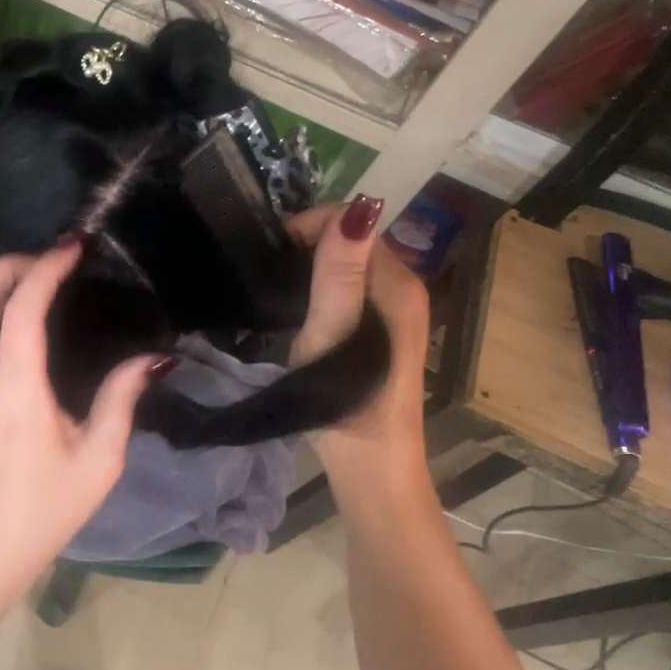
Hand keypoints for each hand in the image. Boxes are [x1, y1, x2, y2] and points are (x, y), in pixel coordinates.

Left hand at [0, 239, 161, 634]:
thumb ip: (122, 402)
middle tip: (40, 261)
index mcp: (17, 396)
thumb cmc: (47, 509)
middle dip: (4, 267)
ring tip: (13, 280)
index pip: (22, 313)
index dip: (45, 271)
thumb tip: (153, 358)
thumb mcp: (99, 462)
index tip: (71, 248)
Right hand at [281, 197, 432, 473]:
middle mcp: (403, 288)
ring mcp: (394, 311)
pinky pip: (349, 289)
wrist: (369, 463)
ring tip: (276, 293)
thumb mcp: (332, 330)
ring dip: (310, 268)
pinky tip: (297, 313)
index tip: (268, 258)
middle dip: (307, 246)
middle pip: (350, 241)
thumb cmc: (345, 396)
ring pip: (347, 265)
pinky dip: (320, 289)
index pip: (350, 221)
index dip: (306, 227)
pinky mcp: (382, 331)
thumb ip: (341, 271)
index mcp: (397, 282)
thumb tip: (358, 206)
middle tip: (267, 278)